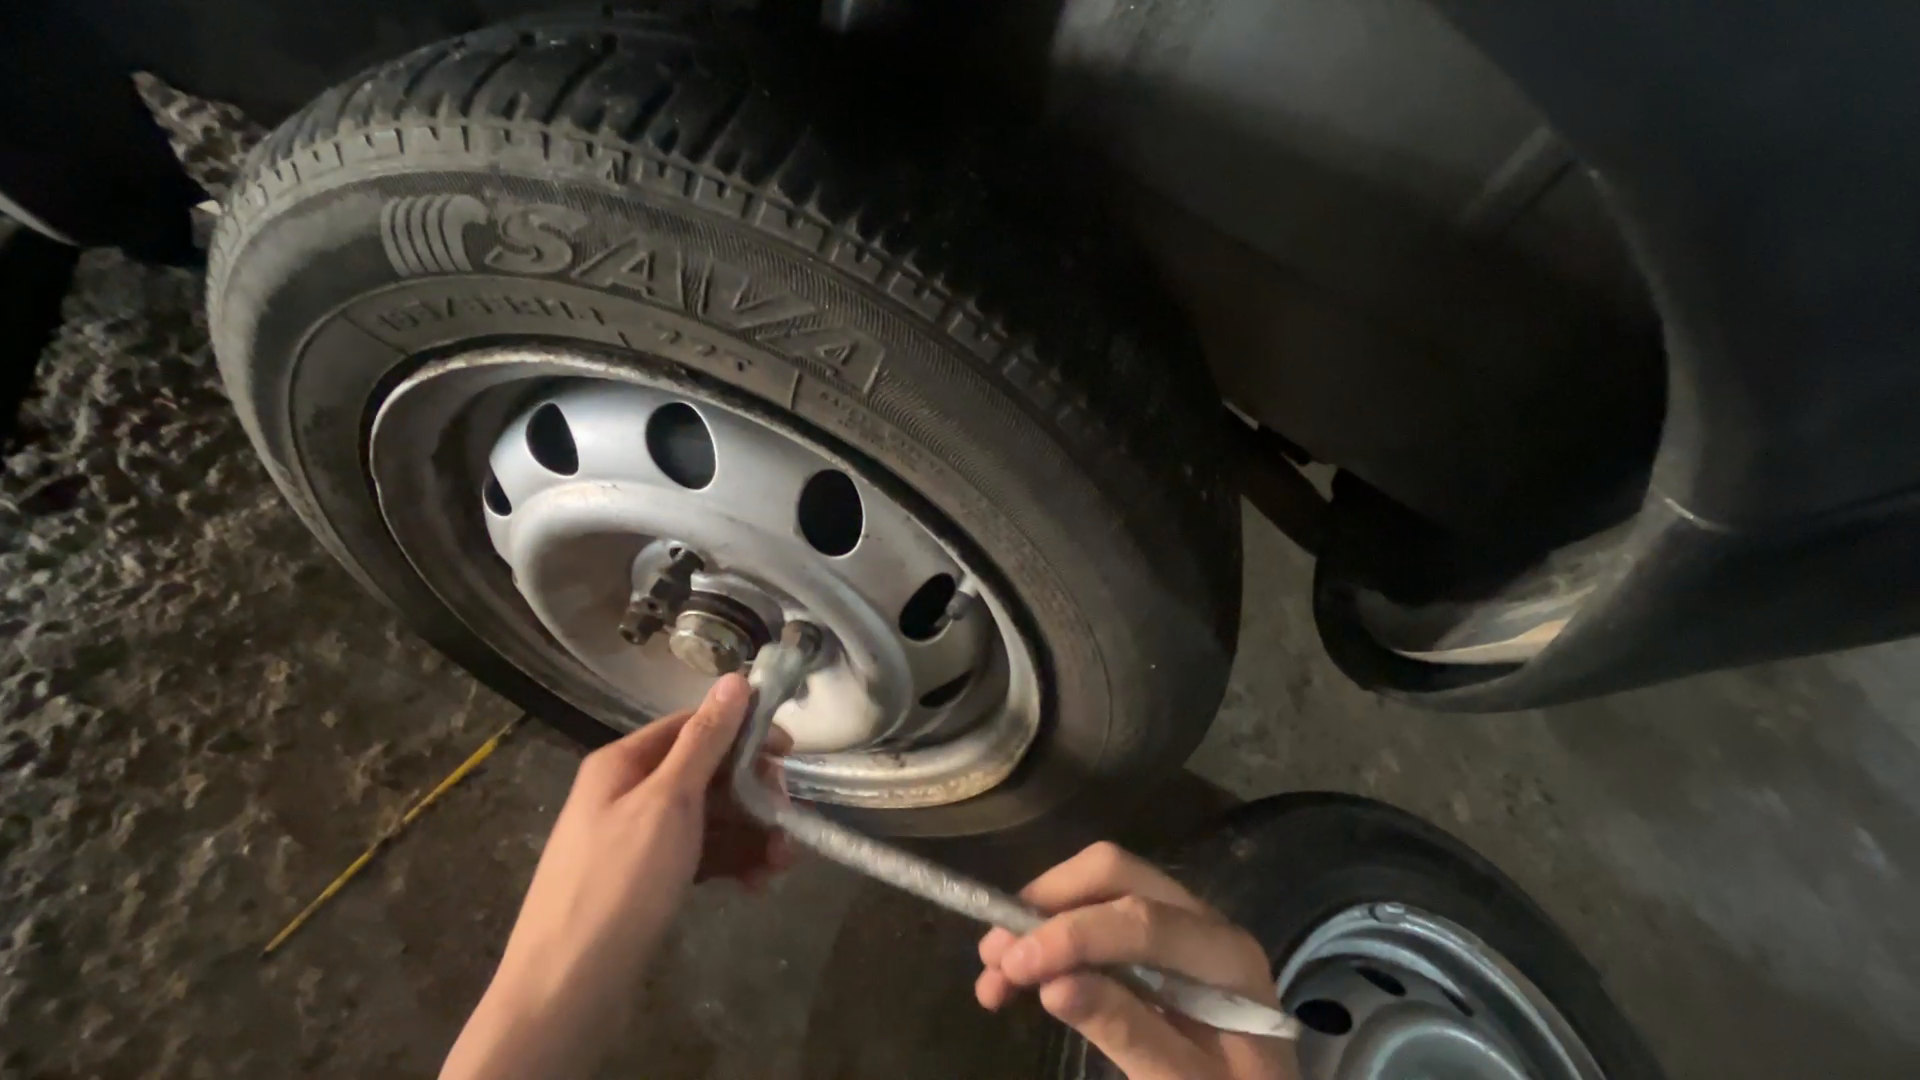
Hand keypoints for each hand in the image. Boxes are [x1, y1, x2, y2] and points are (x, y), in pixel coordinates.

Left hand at [441, 673, 790, 1079]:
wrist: (564, 993)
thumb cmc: (618, 882)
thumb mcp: (667, 802)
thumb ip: (704, 740)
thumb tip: (735, 678)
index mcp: (625, 763)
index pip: (694, 725)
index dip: (744, 731)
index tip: (788, 750)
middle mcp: (630, 792)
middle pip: (707, 774)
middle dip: (754, 793)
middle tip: (788, 816)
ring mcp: (638, 839)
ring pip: (709, 818)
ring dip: (751, 833)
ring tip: (783, 862)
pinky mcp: (648, 879)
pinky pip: (699, 855)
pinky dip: (731, 862)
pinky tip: (758, 884)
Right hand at [975, 843, 1298, 1079]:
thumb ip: (1127, 1033)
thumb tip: (1051, 984)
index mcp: (1225, 956)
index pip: (1143, 921)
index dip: (1073, 935)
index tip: (1012, 966)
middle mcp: (1201, 917)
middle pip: (1115, 873)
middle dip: (1047, 903)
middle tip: (995, 954)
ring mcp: (1178, 918)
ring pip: (1098, 882)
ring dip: (1040, 914)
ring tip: (991, 968)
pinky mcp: (1154, 933)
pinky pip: (1096, 908)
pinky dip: (1052, 930)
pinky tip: (1022, 970)